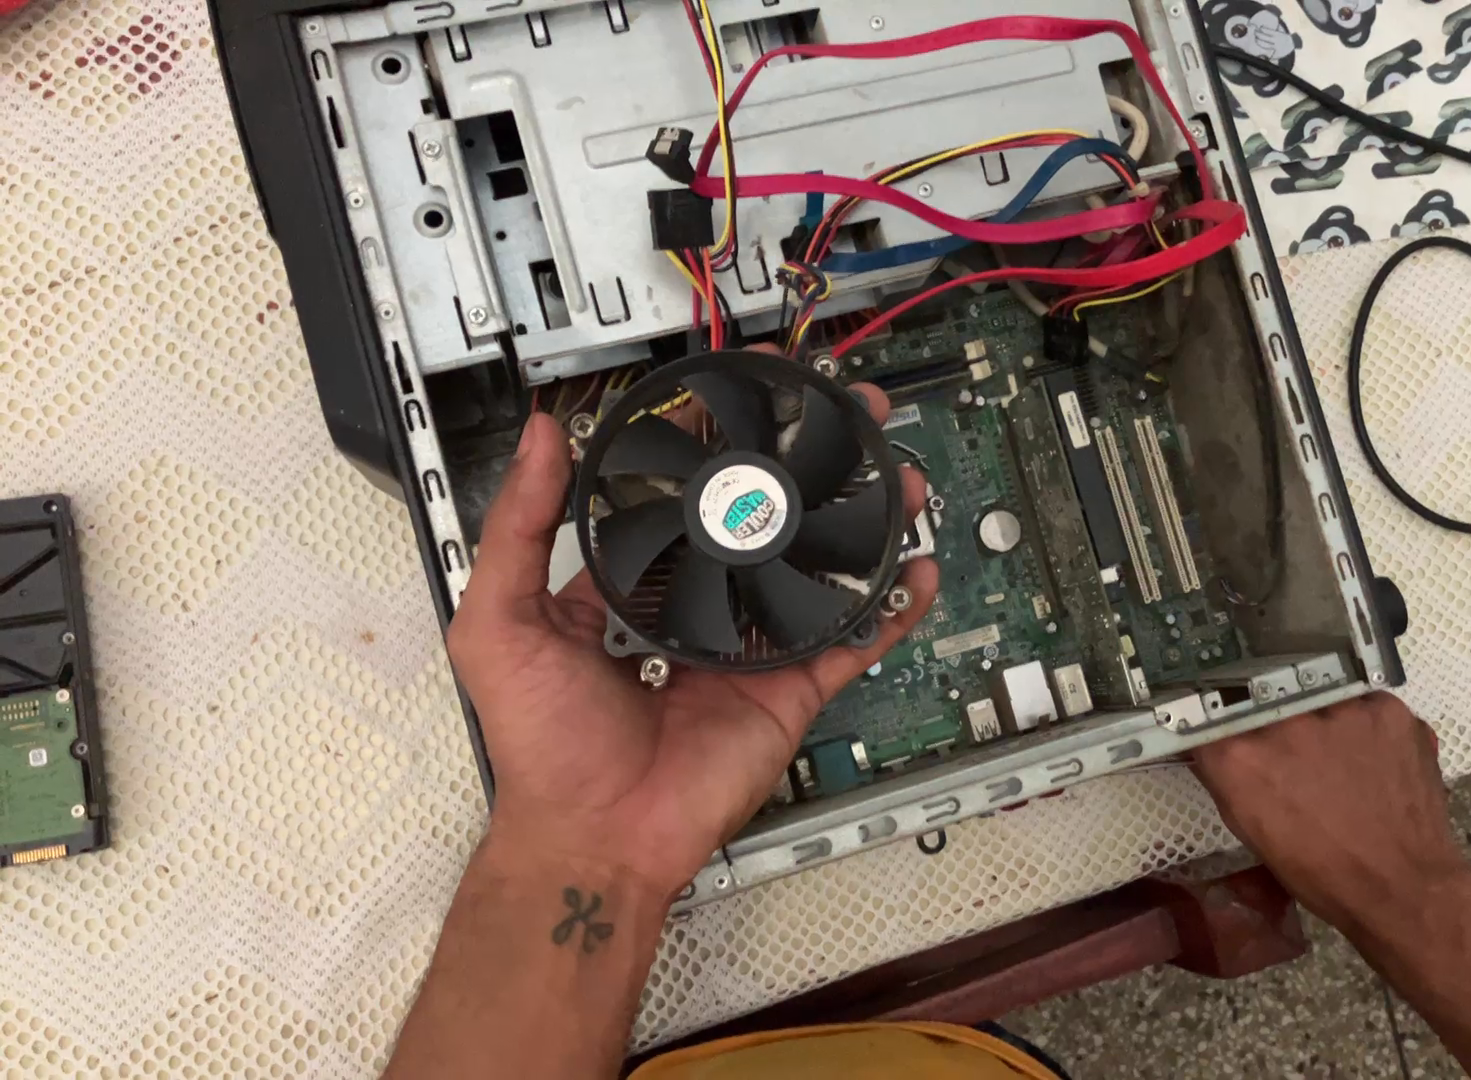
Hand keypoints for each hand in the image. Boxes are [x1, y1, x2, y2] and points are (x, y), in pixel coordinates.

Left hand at [446, 377, 934, 907]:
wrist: (600, 831)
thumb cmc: (545, 736)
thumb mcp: (504, 621)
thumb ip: (521, 527)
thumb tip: (540, 435)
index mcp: (651, 577)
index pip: (700, 494)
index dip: (735, 445)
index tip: (764, 398)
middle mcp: (713, 600)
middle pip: (778, 523)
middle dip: (819, 473)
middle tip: (854, 426)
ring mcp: (761, 641)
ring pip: (825, 571)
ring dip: (866, 527)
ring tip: (899, 482)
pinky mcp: (797, 683)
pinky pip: (854, 639)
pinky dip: (891, 610)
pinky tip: (917, 572)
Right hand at [1189, 693, 1465, 933]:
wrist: (1405, 890)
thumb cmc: (1319, 869)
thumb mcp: (1246, 825)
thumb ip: (1221, 771)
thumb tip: (1209, 739)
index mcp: (1240, 754)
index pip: (1210, 715)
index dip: (1221, 727)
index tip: (1229, 736)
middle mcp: (1285, 723)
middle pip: (1264, 705)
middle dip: (1275, 729)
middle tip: (1296, 764)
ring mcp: (1340, 710)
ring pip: (1316, 702)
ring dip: (1322, 727)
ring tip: (1340, 766)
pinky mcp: (1387, 710)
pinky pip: (1362, 705)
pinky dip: (1362, 729)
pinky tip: (1371, 762)